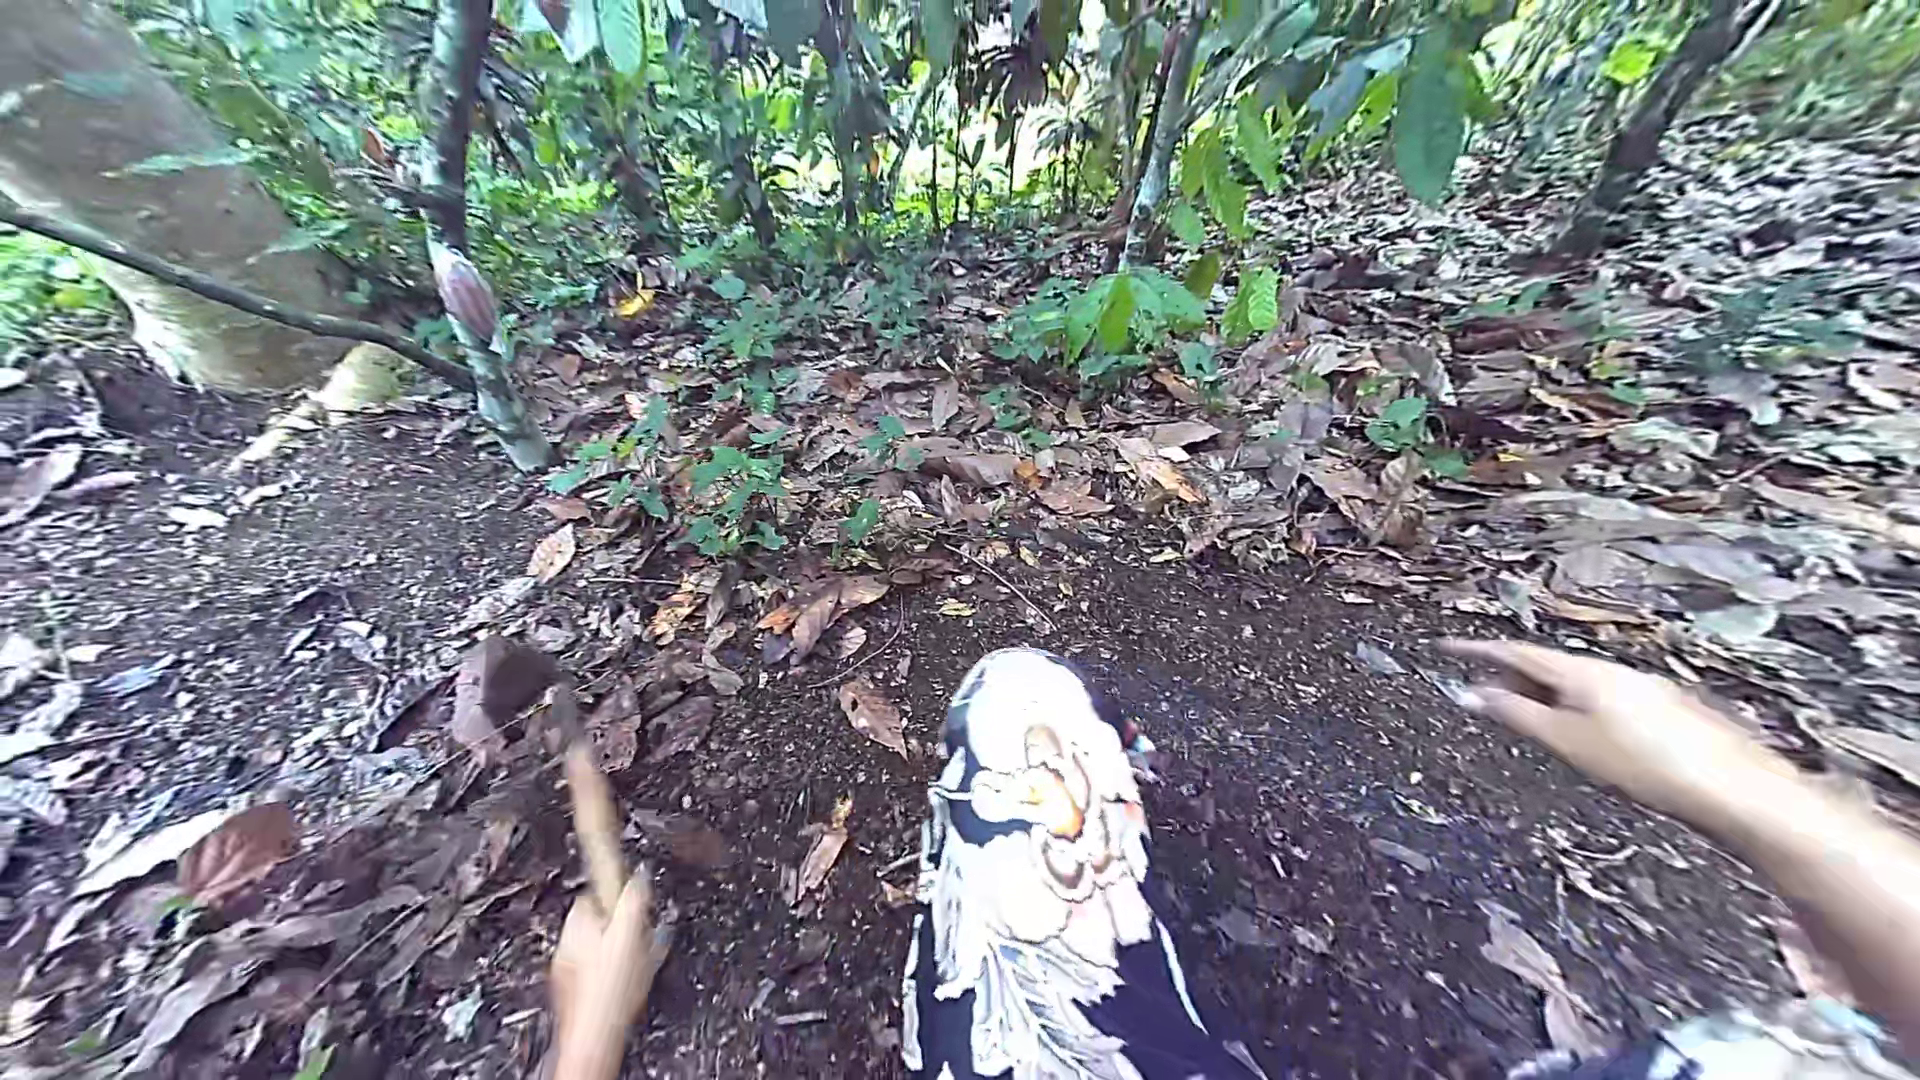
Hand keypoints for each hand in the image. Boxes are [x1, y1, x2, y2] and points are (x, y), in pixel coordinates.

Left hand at [549, 870, 671, 1079]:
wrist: (596, 1038)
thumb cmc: (610, 986)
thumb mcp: (632, 930)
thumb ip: (635, 898)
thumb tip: (640, 875)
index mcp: (576, 925)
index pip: (593, 892)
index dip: (616, 891)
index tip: (632, 898)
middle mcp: (566, 945)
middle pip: (599, 918)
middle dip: (622, 921)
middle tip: (641, 931)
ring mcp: (568, 971)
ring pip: (600, 944)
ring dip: (622, 945)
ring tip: (640, 956)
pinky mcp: (576, 991)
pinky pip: (599, 967)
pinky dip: (615, 967)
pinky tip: (632, 977)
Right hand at [1444, 639, 1796, 829]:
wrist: (1745, 796)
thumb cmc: (1643, 765)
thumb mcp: (1563, 739)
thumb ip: (1512, 712)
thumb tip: (1469, 693)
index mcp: (1581, 672)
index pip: (1513, 651)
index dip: (1475, 649)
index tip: (1446, 648)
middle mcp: (1611, 671)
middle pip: (1546, 664)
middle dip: (1510, 675)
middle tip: (1485, 693)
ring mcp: (1643, 687)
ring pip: (1575, 680)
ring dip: (1543, 691)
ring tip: (1528, 716)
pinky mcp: (1666, 708)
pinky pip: (1601, 694)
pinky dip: (1574, 703)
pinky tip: (1579, 730)